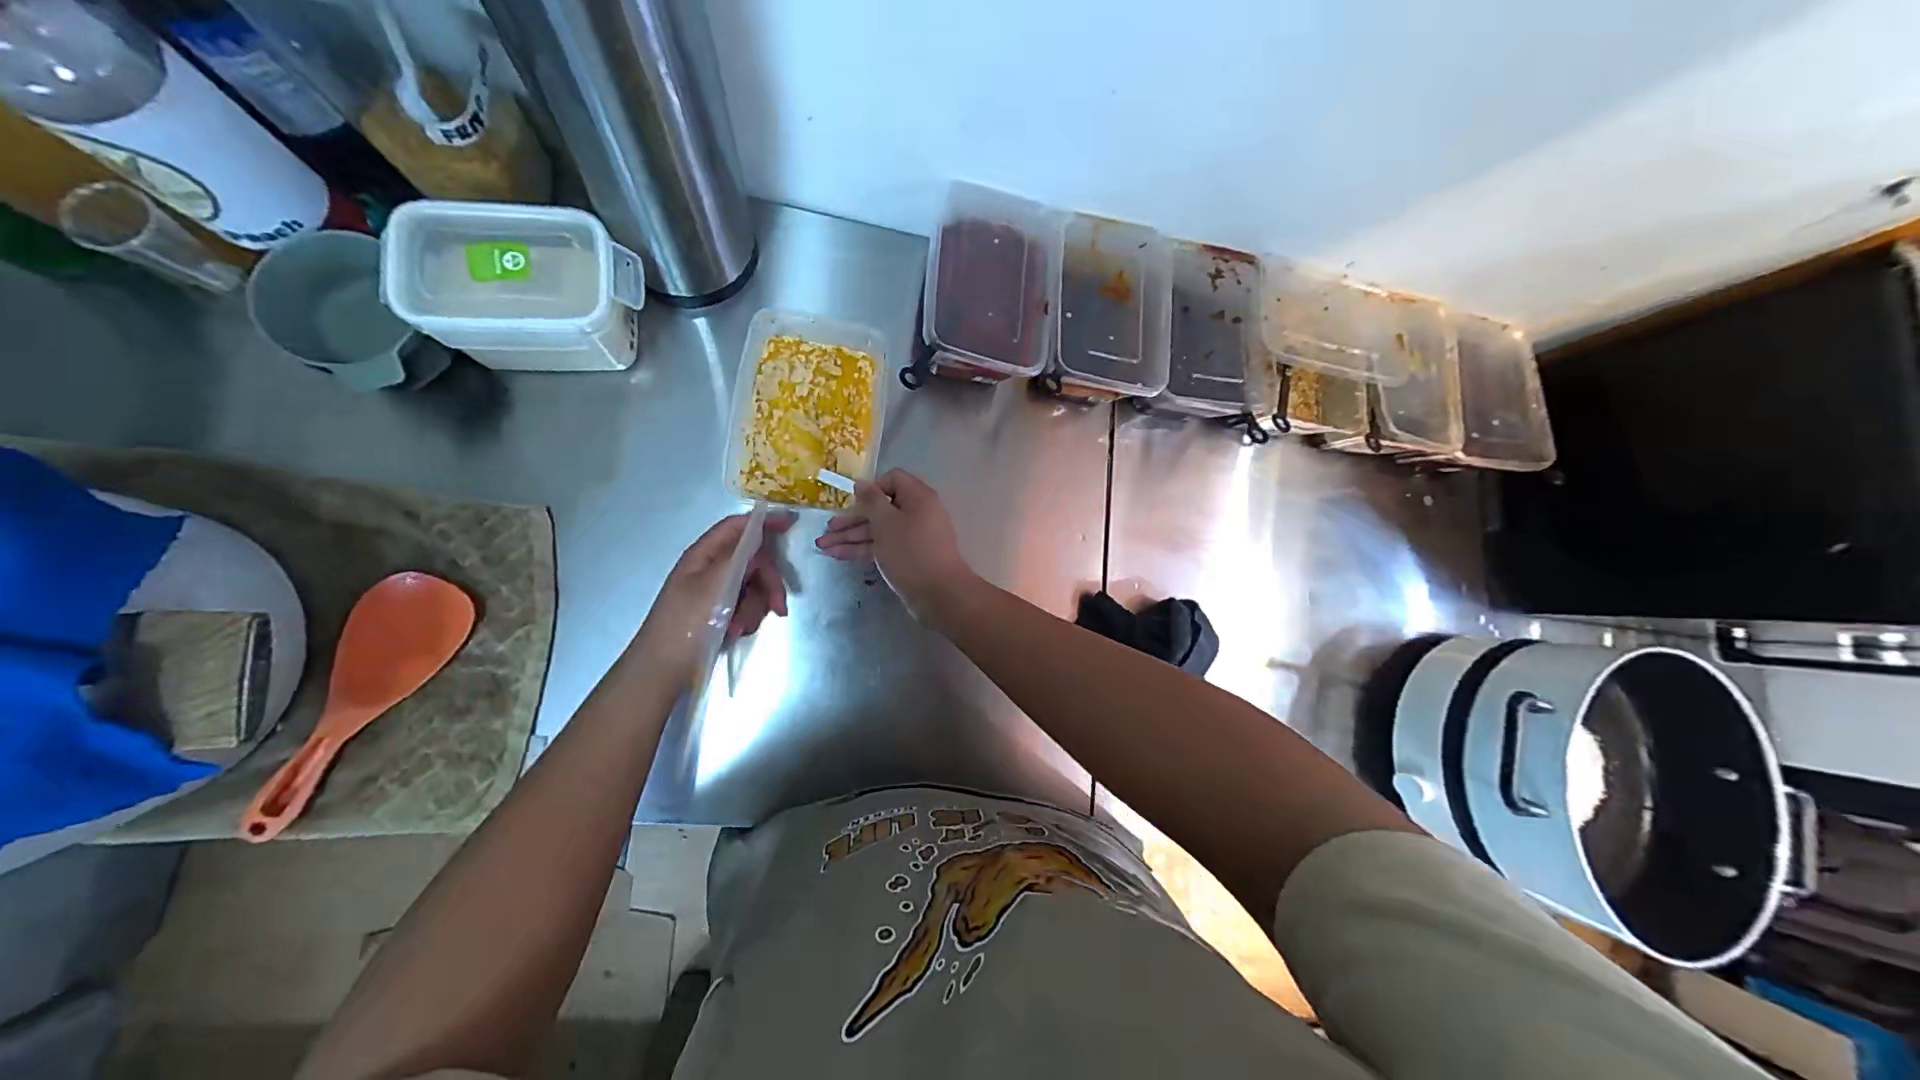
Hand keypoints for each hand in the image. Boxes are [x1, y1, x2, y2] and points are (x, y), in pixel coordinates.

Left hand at [631, 510, 794, 685]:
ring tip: (741, 627)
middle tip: (777, 605)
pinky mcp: (720, 613)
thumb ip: (739, 556)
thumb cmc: (685, 624)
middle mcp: (711, 570)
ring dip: (756, 607)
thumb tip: (758, 531)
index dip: (763, 523)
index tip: (791, 525)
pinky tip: (736, 633)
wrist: (663, 670)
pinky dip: (748, 618)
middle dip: (768, 582)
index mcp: (703, 556)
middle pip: (753, 561)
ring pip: (754, 586)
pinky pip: (747, 606)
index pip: (737, 528)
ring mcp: (716, 592)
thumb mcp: (714, 586)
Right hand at [815, 469, 976, 623]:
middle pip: (880, 509)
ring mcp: (912, 537)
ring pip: (878, 531)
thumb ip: (871, 501)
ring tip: (822, 546)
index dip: (872, 489)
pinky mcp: (907, 558)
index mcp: (917, 497)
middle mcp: (916, 514)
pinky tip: (837, 555)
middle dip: (851, 519)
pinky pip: (881, 547)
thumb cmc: (911, 551)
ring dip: (851, 536)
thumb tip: (861, 483)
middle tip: (827, 529)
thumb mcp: (886, 522)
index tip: (854, 503)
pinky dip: (861, 550)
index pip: (893, 480)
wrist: (939, 594)